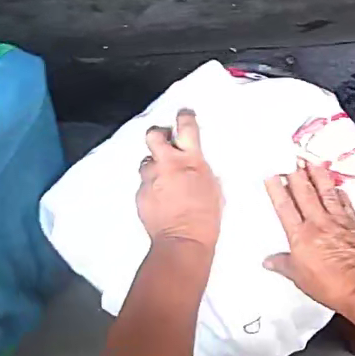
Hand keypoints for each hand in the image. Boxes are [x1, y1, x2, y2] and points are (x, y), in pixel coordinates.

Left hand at [136, 109, 221, 248]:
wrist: (183, 241)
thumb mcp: (214, 189)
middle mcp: (168, 164)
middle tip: (164, 142)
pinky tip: (159, 200)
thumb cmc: (206, 218)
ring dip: (152, 166)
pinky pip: (143, 184)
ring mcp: (151, 179)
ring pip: (145, 161)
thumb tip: (197, 167)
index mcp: (191, 160)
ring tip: (161, 178)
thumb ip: (202, 172)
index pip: (186, 127)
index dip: (184, 117)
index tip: (183, 114)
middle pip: (153, 135)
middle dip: (158, 135)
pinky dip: (150, 188)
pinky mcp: (140, 194)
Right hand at [264, 161, 354, 310]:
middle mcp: (317, 222)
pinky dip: (340, 193)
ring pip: (325, 192)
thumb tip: (268, 261)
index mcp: (300, 235)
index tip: (272, 174)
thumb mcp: (299, 277)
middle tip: (291, 158)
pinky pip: (345, 204)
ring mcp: (337, 221)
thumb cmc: (328, 284)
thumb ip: (283, 264)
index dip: (277, 189)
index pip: (285, 206)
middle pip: (304, 193)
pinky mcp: (353, 225)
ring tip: (312, 162)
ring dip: (318, 176)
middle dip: (297, 174)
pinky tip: (338, 186)